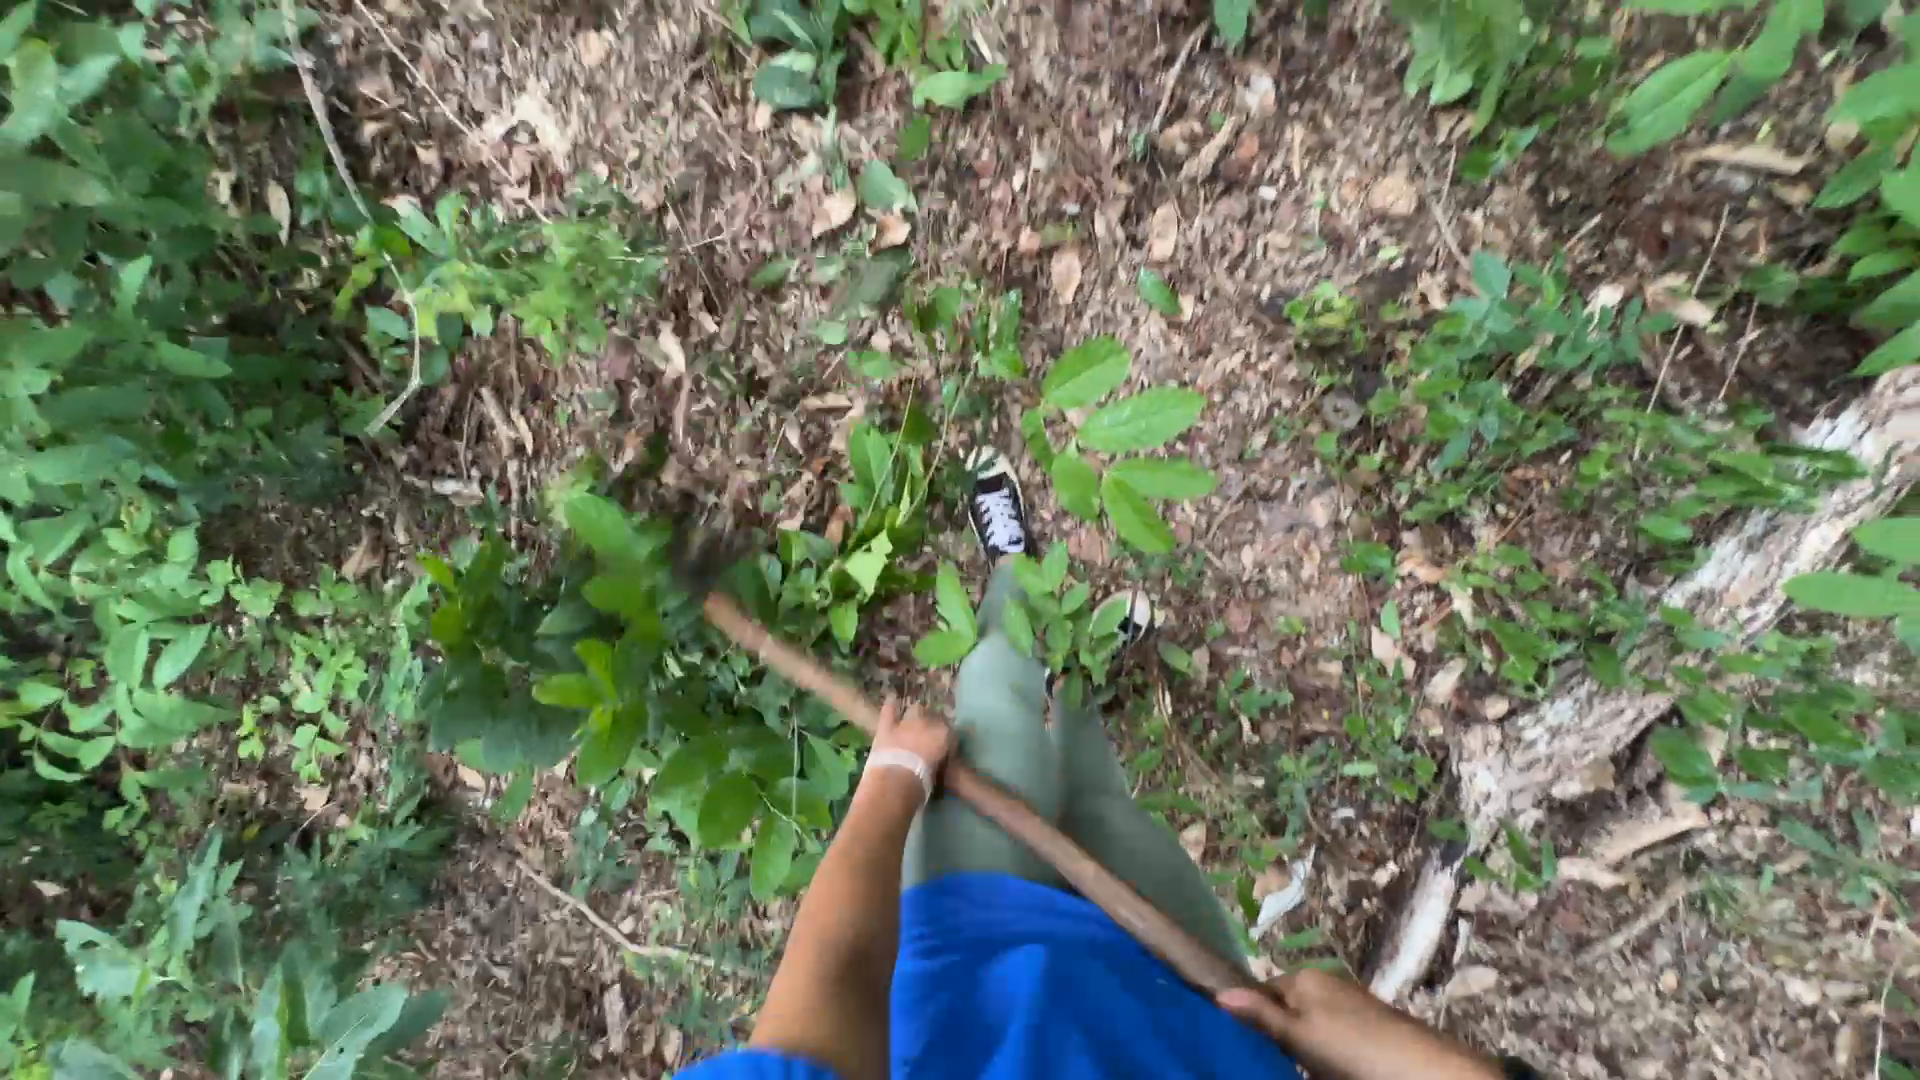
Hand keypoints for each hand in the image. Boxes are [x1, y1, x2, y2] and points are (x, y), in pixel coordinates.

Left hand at [871, 696, 954, 776]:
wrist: (895, 782)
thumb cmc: (922, 783)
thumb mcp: (940, 773)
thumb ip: (941, 762)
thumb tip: (938, 762)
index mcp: (945, 734)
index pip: (951, 733)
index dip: (947, 743)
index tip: (944, 754)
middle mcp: (928, 723)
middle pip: (934, 719)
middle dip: (933, 728)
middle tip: (928, 743)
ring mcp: (906, 723)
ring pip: (915, 711)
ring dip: (916, 717)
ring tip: (914, 727)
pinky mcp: (887, 727)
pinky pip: (890, 711)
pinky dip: (891, 706)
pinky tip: (892, 700)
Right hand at [1216, 969, 1504, 1079]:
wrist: (1431, 1074)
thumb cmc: (1354, 1051)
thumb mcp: (1300, 1037)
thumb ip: (1260, 1015)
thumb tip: (1217, 992)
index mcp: (1304, 976)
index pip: (1262, 991)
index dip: (1254, 1018)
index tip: (1249, 1047)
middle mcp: (1326, 983)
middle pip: (1289, 1010)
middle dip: (1284, 1039)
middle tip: (1281, 1067)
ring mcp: (1354, 1005)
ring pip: (1316, 1029)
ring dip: (1310, 1054)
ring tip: (1309, 1075)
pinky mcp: (1377, 1030)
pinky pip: (1340, 1042)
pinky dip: (1335, 1060)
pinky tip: (1339, 1076)